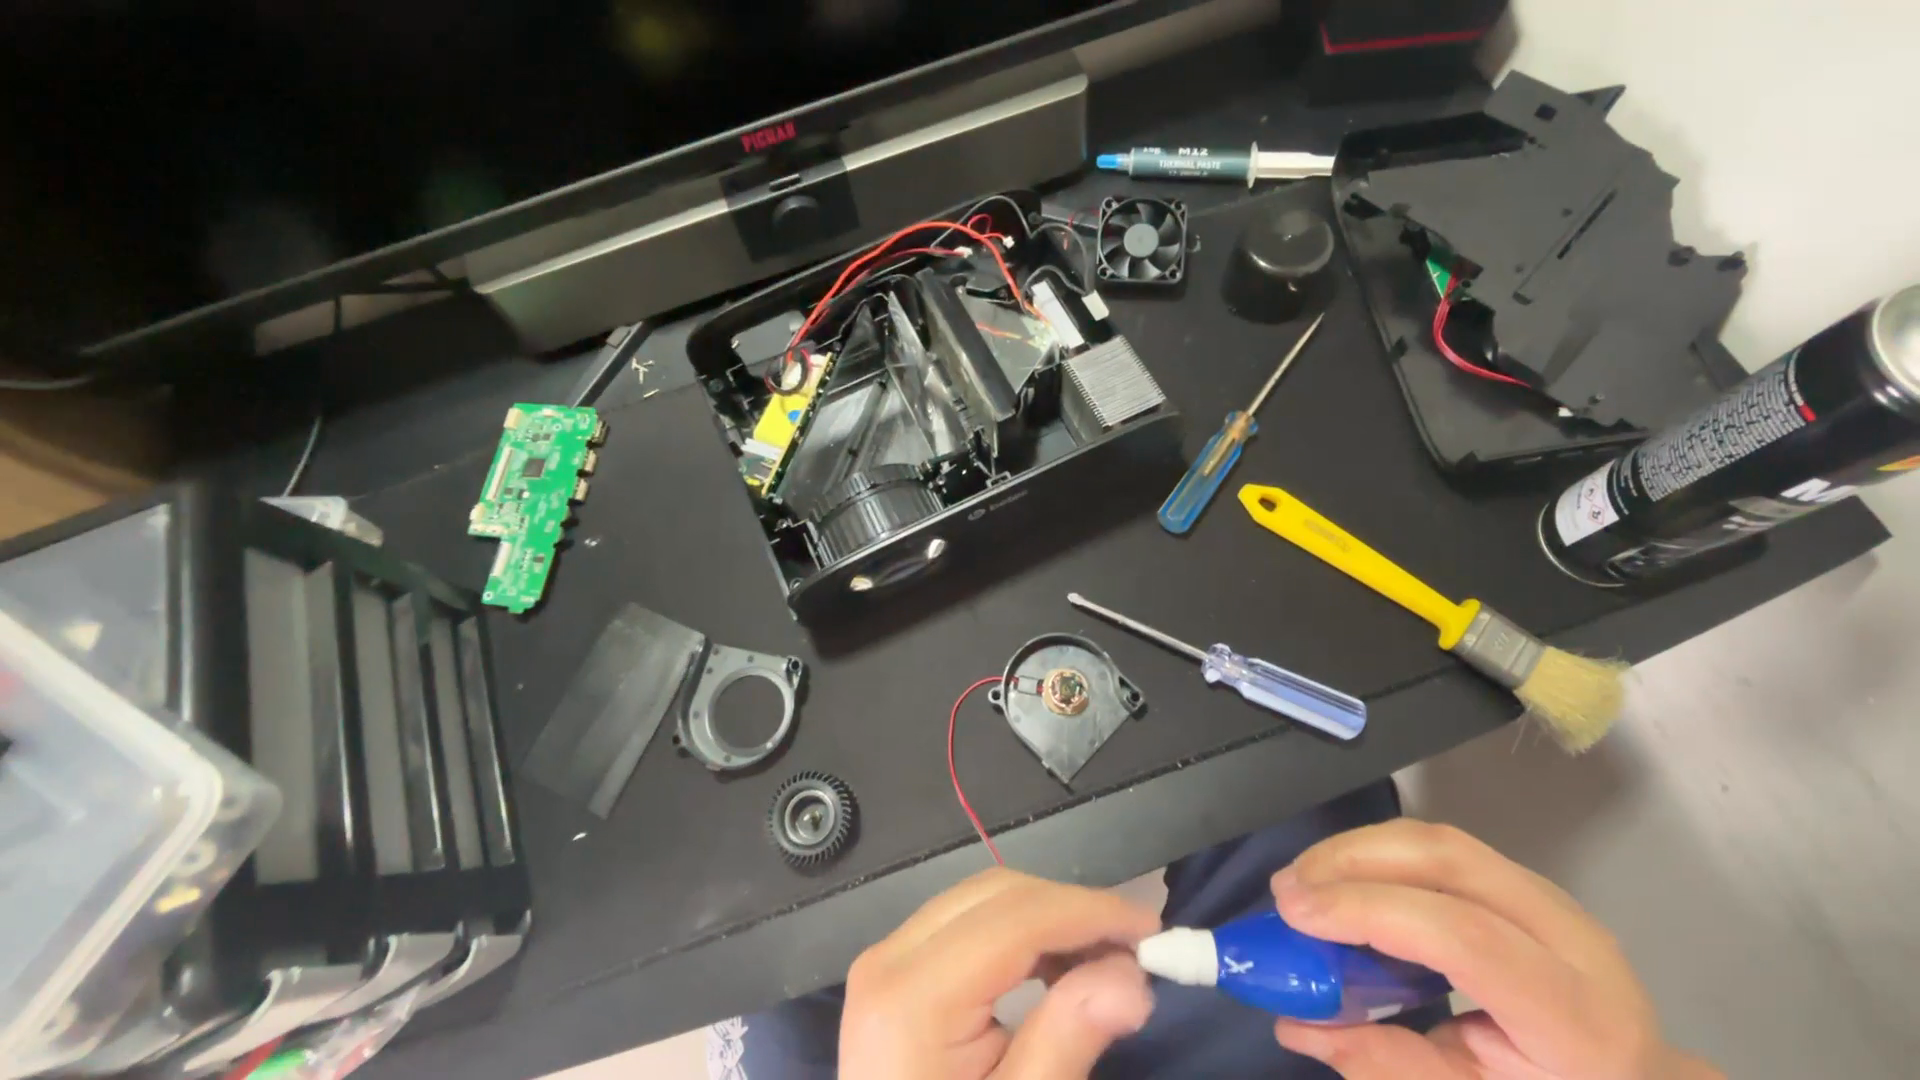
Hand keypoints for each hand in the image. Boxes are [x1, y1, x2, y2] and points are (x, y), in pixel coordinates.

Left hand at [841, 867, 1159, 1079]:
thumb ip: (1067, 1041)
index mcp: (912, 1000)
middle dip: (1072, 909)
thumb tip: (1132, 978)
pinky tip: (1057, 965)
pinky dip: (1018, 930)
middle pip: (996, 895)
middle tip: (1136, 946)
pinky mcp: (893, 969)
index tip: (1152, 928)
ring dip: (1048, 915)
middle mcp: (888, 959)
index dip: (1089, 912)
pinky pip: (963, 921)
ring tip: (1106, 956)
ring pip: (981, 899)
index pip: (1014, 919)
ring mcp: (884, 958)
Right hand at [1268, 820, 1722, 1079]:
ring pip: (1437, 840)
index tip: (1292, 914)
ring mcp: (1548, 900)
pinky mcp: (1519, 885)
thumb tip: (1299, 1022)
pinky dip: (1375, 858)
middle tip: (1286, 890)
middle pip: (1449, 859)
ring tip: (1301, 884)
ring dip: (1355, 852)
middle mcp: (1573, 938)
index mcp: (1578, 1017)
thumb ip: (1394, 1070)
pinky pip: (1436, 851)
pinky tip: (1340, 886)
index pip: (1467, 937)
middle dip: (1351, 860)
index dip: (1370, 912)